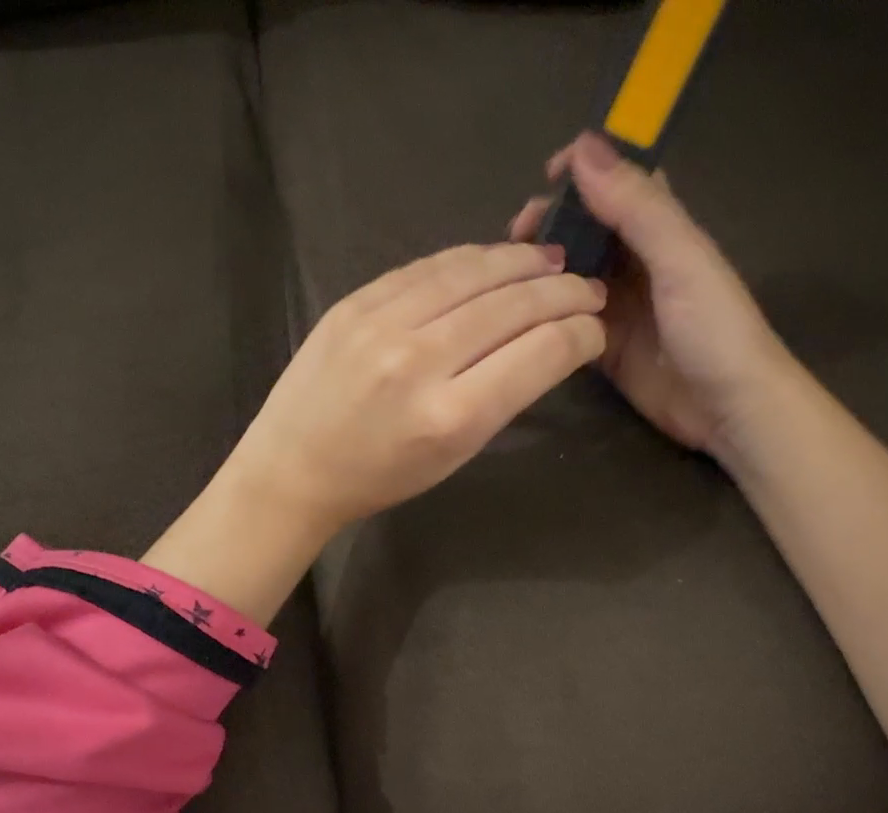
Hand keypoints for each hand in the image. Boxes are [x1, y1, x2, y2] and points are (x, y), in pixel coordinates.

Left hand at [144, 242, 606, 622]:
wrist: (294, 468)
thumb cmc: (382, 476)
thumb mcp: (456, 454)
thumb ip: (505, 395)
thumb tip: (551, 340)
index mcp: (453, 416)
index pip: (541, 351)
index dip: (581, 332)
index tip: (594, 328)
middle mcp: (420, 360)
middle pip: (513, 304)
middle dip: (564, 291)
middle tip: (588, 288)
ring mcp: (381, 324)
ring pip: (472, 271)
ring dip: (521, 262)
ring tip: (550, 263)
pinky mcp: (354, 301)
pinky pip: (427, 267)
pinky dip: (470, 259)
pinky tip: (493, 260)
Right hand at [508, 133, 791, 452]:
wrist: (731, 411)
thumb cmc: (715, 330)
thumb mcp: (680, 260)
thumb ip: (636, 208)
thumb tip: (583, 147)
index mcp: (665, 230)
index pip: (623, 183)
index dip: (587, 170)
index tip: (547, 173)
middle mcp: (639, 262)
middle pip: (589, 226)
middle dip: (553, 221)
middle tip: (518, 233)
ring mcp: (620, 305)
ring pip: (573, 271)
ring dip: (544, 264)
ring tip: (511, 269)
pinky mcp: (605, 346)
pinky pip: (569, 317)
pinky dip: (546, 310)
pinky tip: (519, 308)